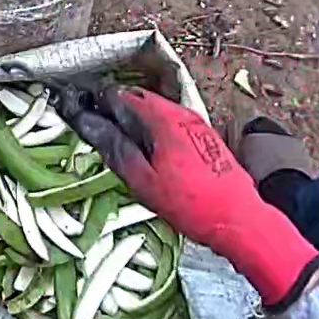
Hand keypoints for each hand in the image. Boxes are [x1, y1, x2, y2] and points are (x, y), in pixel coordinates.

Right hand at [53, 85, 318, 306]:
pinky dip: (149, 127)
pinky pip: (168, 121)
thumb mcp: (141, 179)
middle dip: (112, 108)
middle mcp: (180, 112)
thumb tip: (87, 121)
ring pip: (153, 110)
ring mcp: (195, 123)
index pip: (118, 96)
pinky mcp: (203, 135)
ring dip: (131, 118)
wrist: (242, 222)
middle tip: (93, 126)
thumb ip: (114, 146)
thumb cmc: (189, 203)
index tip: (76, 109)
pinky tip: (144, 149)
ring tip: (116, 139)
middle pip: (136, 98)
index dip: (94, 101)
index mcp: (162, 118)